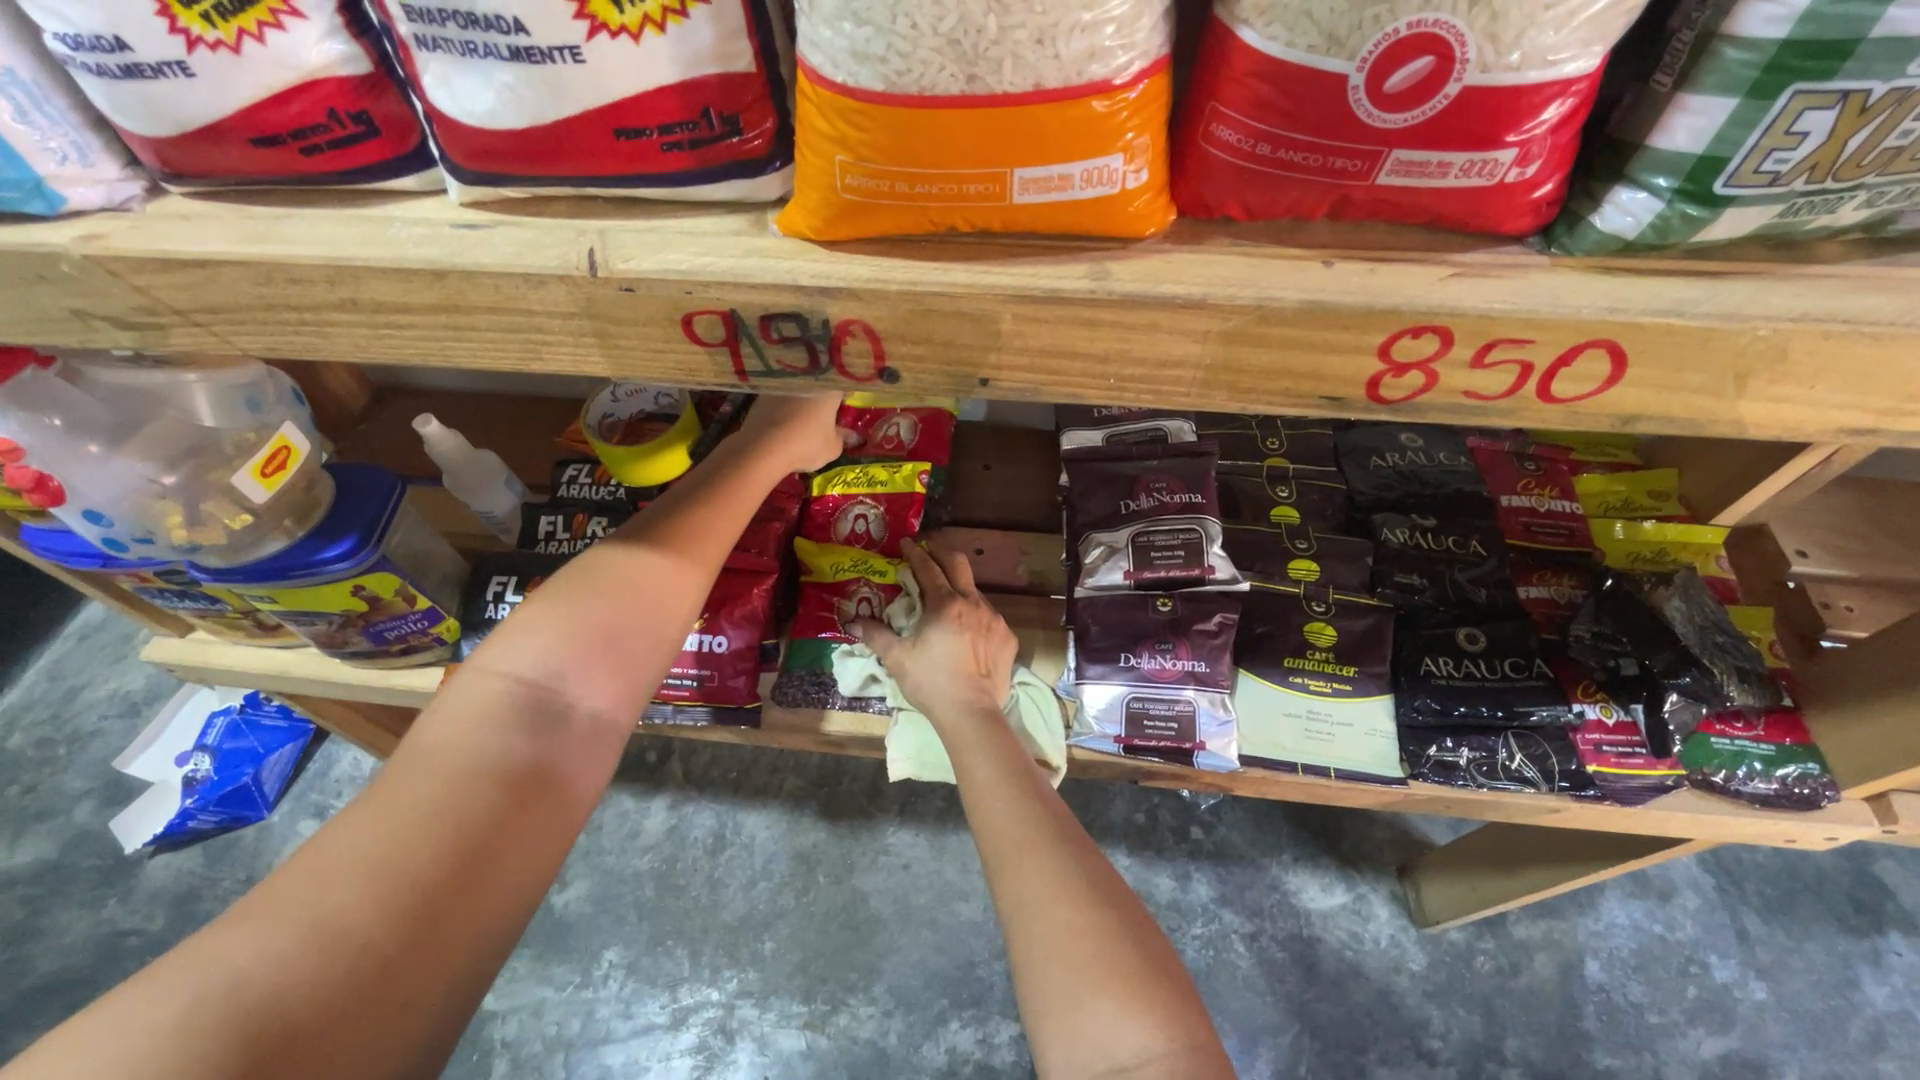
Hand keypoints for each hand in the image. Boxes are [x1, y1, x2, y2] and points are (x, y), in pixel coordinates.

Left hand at [737, 392, 851, 473]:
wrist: (763, 447)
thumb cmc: (807, 444)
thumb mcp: (832, 448)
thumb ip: (844, 438)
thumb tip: (853, 436)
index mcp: (829, 388)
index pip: (842, 383)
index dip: (844, 393)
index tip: (844, 403)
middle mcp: (806, 378)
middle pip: (818, 382)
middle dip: (821, 393)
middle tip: (824, 409)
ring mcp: (782, 384)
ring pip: (797, 387)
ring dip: (800, 397)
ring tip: (801, 415)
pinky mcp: (762, 393)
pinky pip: (779, 396)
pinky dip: (783, 404)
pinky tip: (783, 418)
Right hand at [851, 541, 1018, 722]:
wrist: (971, 713)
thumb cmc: (930, 683)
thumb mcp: (897, 658)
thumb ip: (876, 635)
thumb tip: (854, 623)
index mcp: (944, 604)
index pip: (928, 568)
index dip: (916, 553)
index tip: (907, 543)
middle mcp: (972, 604)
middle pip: (958, 564)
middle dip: (942, 553)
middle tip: (929, 552)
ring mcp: (994, 619)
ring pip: (976, 592)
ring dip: (960, 589)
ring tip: (947, 600)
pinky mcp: (1007, 637)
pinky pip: (990, 618)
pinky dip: (976, 617)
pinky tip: (968, 632)